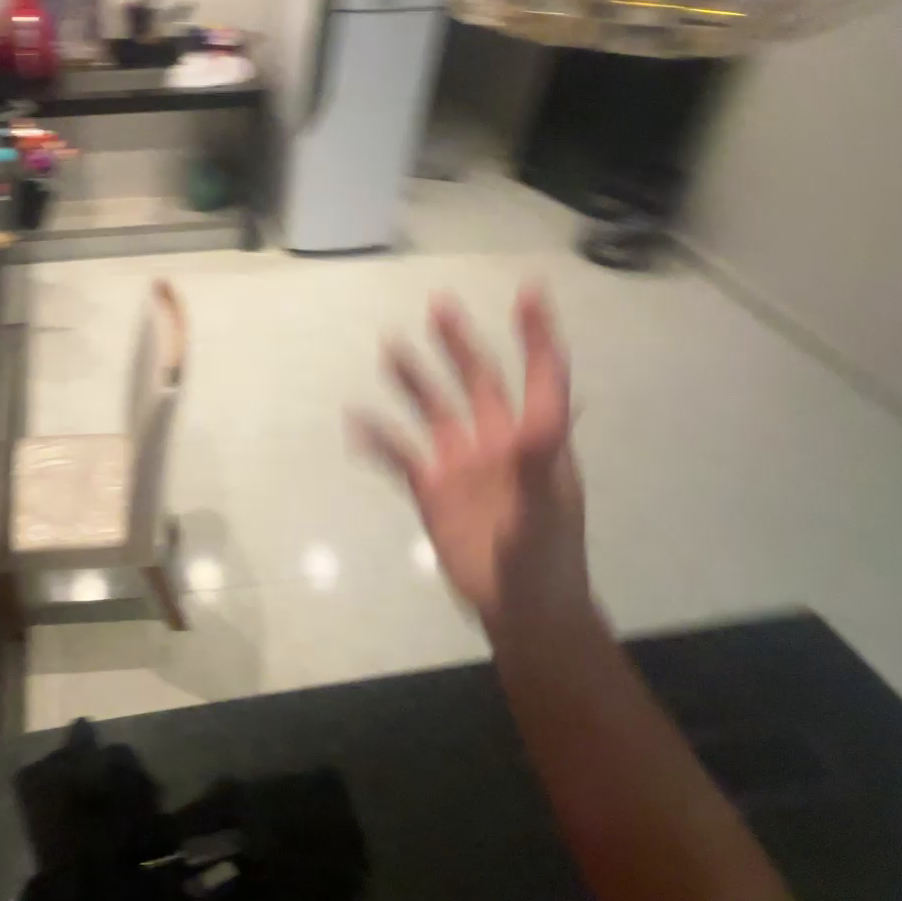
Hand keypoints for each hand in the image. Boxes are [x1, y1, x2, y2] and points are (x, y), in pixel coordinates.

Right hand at [349, 285, 589, 639]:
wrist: (519, 609)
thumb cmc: (544, 558)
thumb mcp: (546, 508)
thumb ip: (539, 461)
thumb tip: (540, 415)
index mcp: (534, 439)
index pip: (541, 376)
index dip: (537, 335)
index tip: (528, 291)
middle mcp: (496, 440)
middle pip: (477, 380)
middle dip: (459, 343)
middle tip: (439, 305)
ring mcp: (460, 462)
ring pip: (432, 408)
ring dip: (414, 379)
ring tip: (389, 348)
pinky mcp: (430, 488)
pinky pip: (398, 453)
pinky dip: (377, 437)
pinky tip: (355, 421)